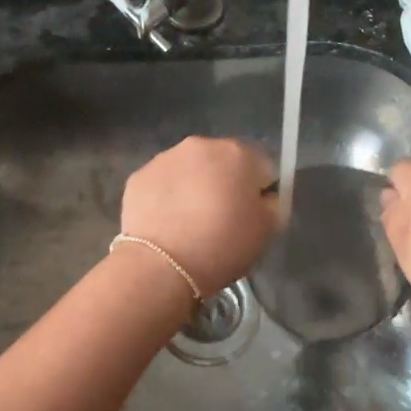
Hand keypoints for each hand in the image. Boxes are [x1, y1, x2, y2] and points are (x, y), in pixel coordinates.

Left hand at [120, 137, 277, 294]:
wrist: (161, 266)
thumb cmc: (222, 245)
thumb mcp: (266, 231)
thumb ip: (272, 205)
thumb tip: (263, 198)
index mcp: (238, 153)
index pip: (262, 166)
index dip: (260, 191)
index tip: (252, 215)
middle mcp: (201, 145)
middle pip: (223, 161)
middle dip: (225, 183)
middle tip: (221, 219)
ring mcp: (165, 158)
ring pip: (190, 170)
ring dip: (195, 187)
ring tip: (190, 223)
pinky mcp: (139, 176)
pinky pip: (163, 183)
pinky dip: (167, 197)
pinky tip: (167, 224)